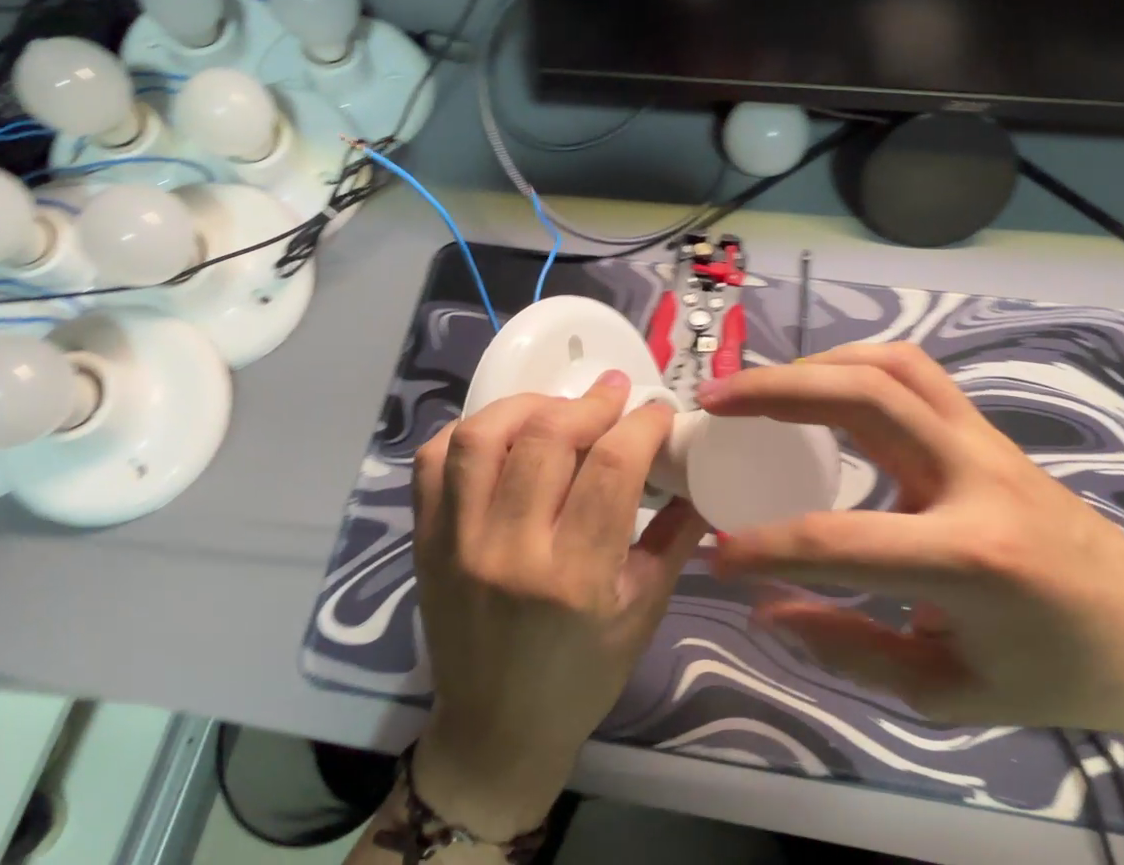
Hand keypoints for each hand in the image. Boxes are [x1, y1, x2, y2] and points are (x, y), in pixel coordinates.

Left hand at [409, 371, 707, 838]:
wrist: (496, 729)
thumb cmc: (581, 678)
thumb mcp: (642, 616)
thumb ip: (674, 541)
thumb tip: (699, 478)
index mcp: (575, 578)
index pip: (612, 468)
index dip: (642, 424)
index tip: (657, 411)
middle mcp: (511, 552)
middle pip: (547, 438)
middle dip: (589, 403)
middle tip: (612, 394)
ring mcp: (457, 543)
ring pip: (482, 438)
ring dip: (526, 406)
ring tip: (554, 406)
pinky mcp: (424, 541)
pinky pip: (432, 462)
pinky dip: (467, 433)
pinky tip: (500, 435)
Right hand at [702, 342, 1123, 737]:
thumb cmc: (1049, 674)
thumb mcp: (942, 690)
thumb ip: (846, 648)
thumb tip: (764, 608)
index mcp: (968, 558)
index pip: (837, 541)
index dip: (764, 547)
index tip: (715, 554)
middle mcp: (975, 479)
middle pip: (865, 398)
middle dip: (776, 392)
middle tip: (713, 403)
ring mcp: (986, 443)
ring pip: (892, 366)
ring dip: (815, 365)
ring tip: (756, 387)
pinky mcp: (987, 432)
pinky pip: (914, 376)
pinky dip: (854, 368)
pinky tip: (817, 389)